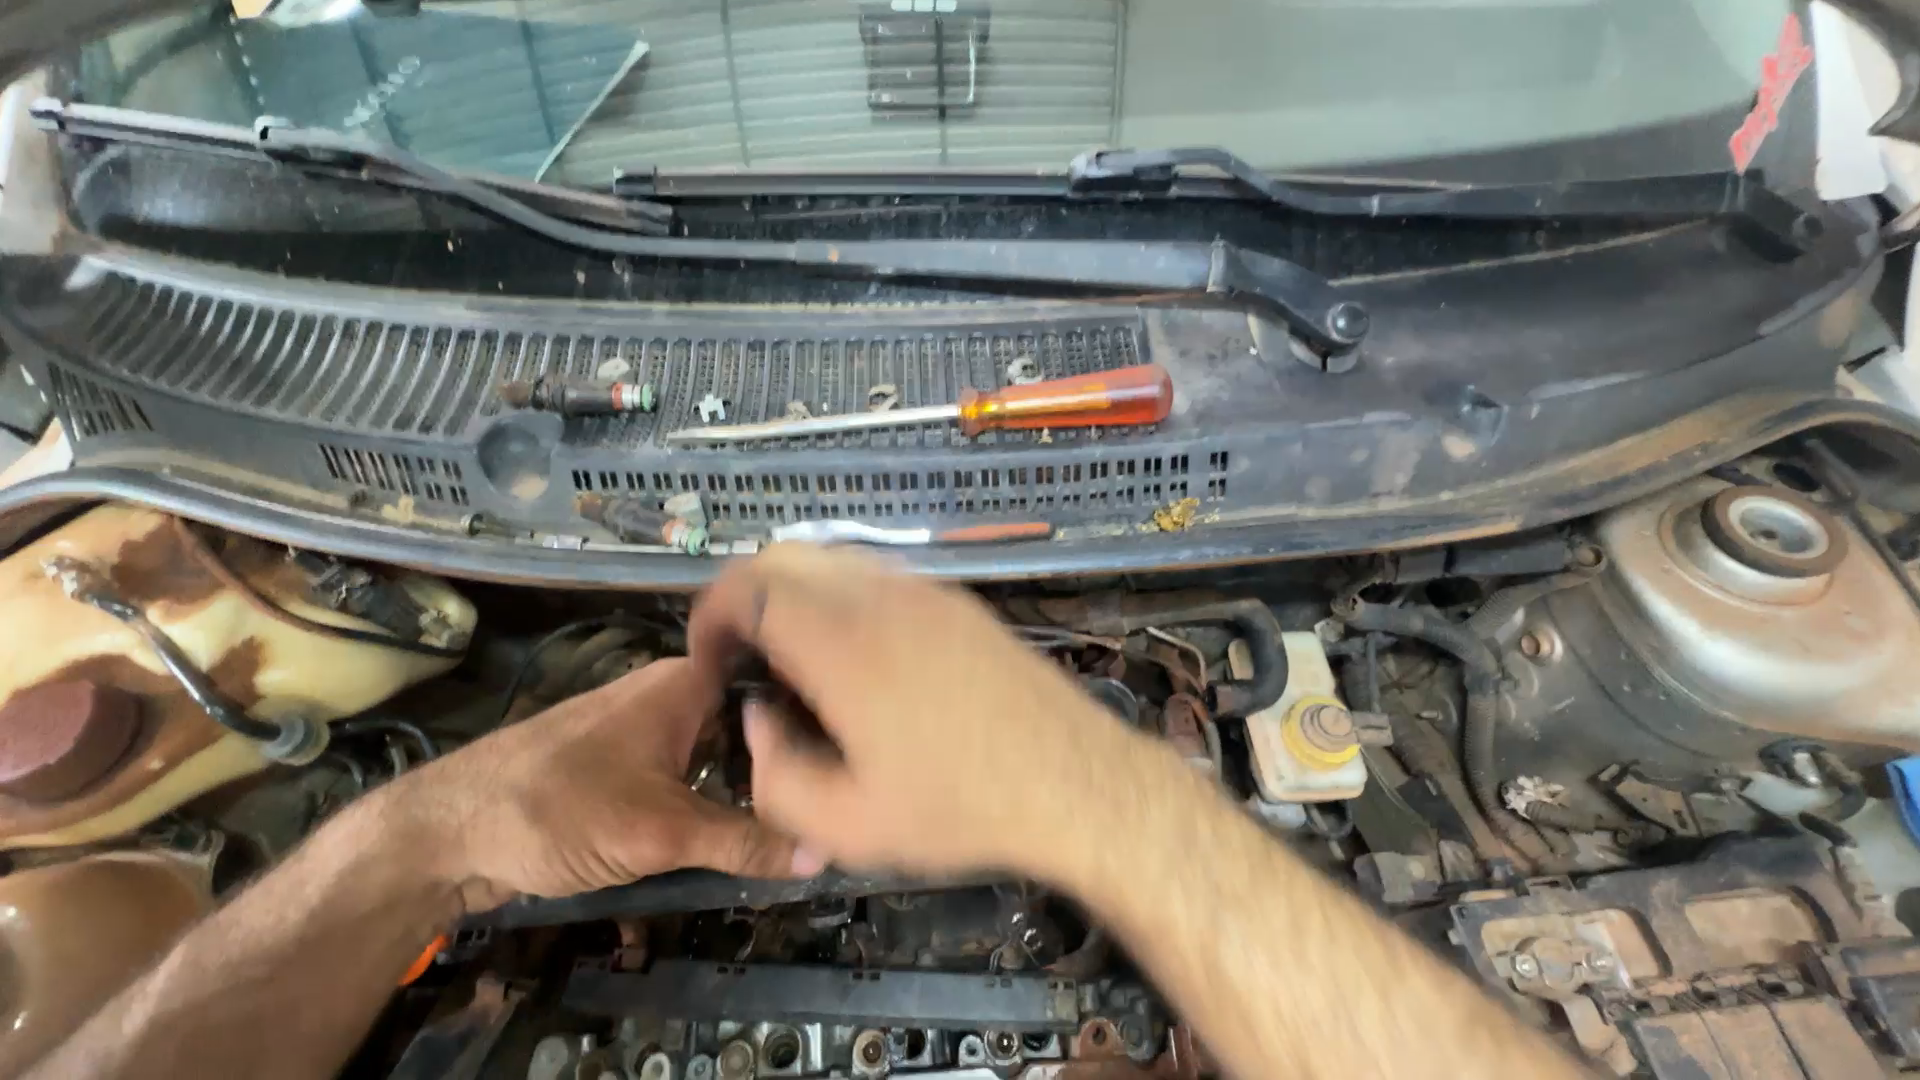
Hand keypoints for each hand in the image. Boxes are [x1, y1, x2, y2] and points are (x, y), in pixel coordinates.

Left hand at [381, 657, 804, 913]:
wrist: (445, 834)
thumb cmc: (561, 809)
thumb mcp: (662, 832)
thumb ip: (745, 842)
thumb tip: (824, 854)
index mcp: (684, 684)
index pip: (769, 676)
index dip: (811, 705)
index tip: (848, 743)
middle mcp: (668, 692)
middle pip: (747, 715)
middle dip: (781, 753)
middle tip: (831, 788)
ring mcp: (643, 724)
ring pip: (717, 743)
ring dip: (745, 777)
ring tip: (798, 806)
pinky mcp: (622, 757)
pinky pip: (686, 763)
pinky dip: (710, 788)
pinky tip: (737, 820)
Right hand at [687, 545, 1142, 880]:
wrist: (1075, 780)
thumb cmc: (960, 807)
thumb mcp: (849, 826)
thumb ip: (776, 776)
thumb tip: (761, 721)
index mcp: (843, 642)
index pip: (748, 586)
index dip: (709, 615)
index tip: (708, 659)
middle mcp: (881, 595)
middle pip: (785, 555)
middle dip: (744, 595)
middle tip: (742, 655)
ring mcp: (925, 589)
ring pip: (833, 557)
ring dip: (794, 592)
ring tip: (793, 655)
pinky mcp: (956, 600)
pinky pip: (877, 574)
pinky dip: (841, 595)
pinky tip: (854, 652)